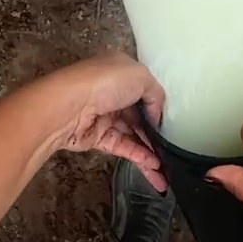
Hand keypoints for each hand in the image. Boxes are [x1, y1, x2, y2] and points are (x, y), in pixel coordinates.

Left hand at [34, 53, 167, 191]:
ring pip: (133, 134)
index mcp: (122, 71)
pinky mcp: (98, 137)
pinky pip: (123, 146)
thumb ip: (155, 94)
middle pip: (139, 114)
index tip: (171, 122)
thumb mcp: (140, 76)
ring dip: (150, 150)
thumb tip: (156, 116)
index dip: (157, 105)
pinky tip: (154, 167)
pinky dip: (139, 156)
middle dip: (156, 132)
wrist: (69, 105)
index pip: (145, 88)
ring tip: (168, 170)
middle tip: (173, 152)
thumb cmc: (106, 83)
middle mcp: (113, 92)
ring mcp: (105, 115)